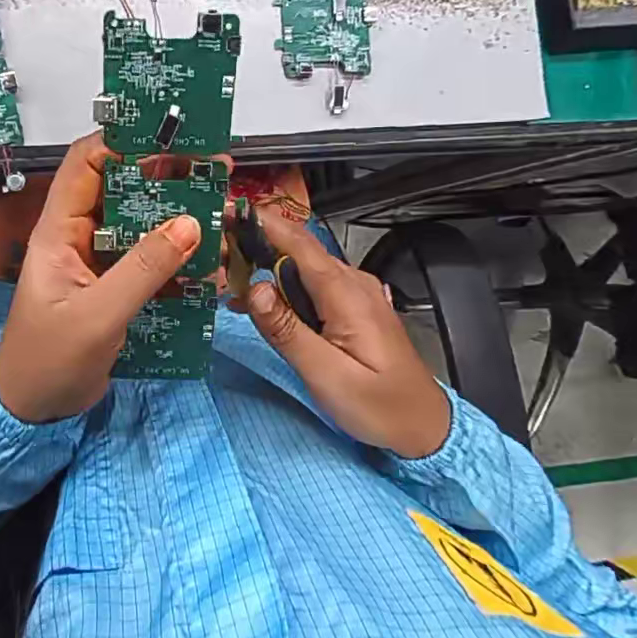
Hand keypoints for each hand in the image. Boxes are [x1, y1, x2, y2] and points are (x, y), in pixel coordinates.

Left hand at [0, 133, 201, 422]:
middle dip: (166, 179)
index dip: (123, 143)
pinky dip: (178, 261)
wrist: (35, 409)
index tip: (170, 137)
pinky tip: (207, 264)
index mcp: (59, 233)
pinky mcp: (116, 291)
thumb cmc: (46, 362)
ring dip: (178, 221)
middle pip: (123, 192)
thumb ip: (142, 270)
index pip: (85, 165)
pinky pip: (151, 264)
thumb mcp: (96, 315)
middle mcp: (80, 240)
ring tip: (219, 215)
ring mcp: (100, 266)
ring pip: (142, 228)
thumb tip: (189, 224)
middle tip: (213, 172)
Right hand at [240, 209, 449, 457]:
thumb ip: (287, 331)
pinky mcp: (351, 308)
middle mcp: (352, 284)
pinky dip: (281, 285)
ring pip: (302, 266)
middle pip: (297, 251)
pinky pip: (311, 284)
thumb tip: (254, 289)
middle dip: (254, 245)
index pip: (300, 244)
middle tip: (213, 256)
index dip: (263, 224)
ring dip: (264, 266)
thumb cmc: (378, 406)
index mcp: (346, 294)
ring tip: (225, 276)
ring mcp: (354, 294)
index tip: (228, 212)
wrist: (423, 426)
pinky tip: (258, 300)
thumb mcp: (327, 375)